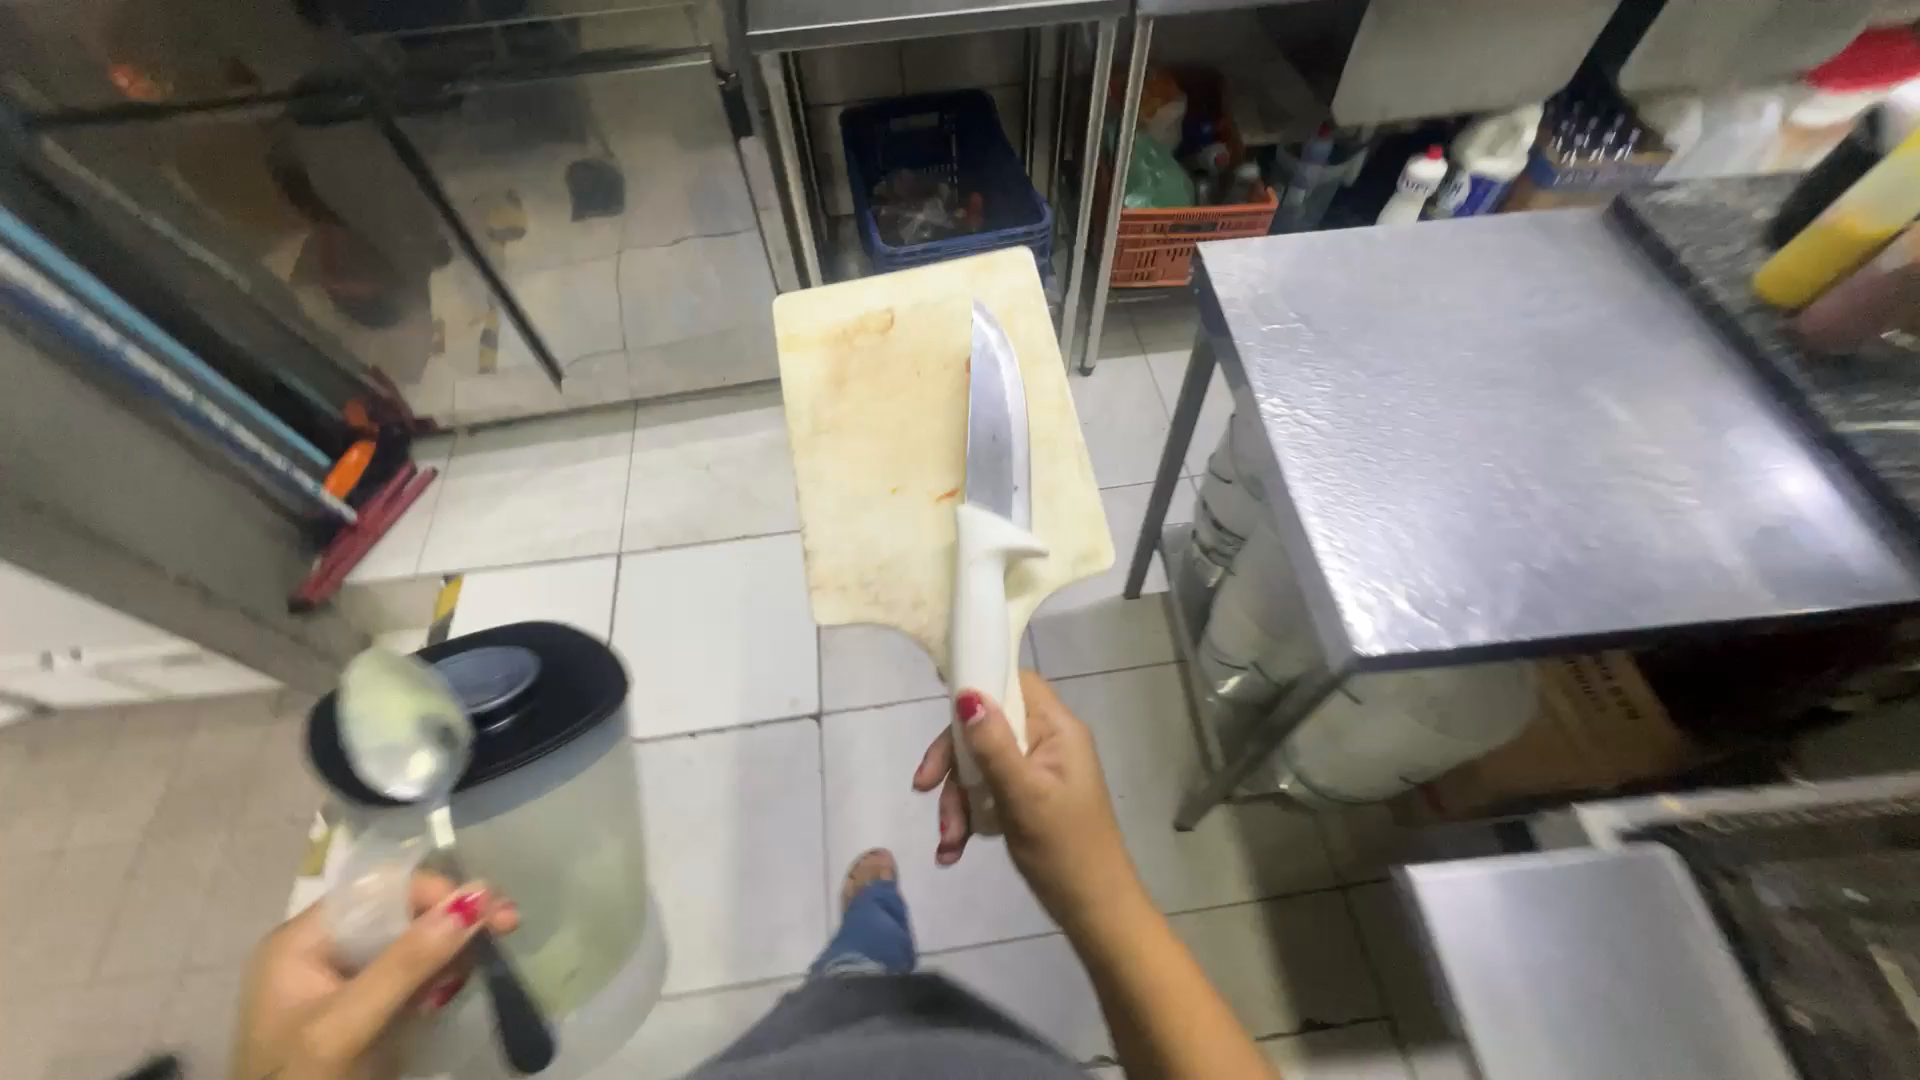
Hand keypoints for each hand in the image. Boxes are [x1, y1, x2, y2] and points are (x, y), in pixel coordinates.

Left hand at [234, 874, 517, 1079]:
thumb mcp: (347, 1026)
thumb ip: (408, 961)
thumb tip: (479, 894)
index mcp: (302, 940)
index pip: (381, 888)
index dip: (435, 890)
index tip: (484, 908)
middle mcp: (326, 947)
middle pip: (406, 908)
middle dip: (456, 916)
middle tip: (508, 923)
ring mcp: (349, 977)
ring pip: (420, 935)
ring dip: (458, 943)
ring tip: (482, 963)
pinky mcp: (372, 1003)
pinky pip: (421, 966)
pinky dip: (448, 969)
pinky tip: (458, 985)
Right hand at [913, 671, 1144, 932]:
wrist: (1094, 912)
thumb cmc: (1066, 850)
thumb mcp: (1025, 796)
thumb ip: (994, 745)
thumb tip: (966, 693)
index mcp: (1057, 729)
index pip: (1013, 682)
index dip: (978, 687)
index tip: (943, 713)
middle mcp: (1047, 741)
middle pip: (987, 727)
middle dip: (953, 763)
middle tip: (924, 790)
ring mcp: (1036, 770)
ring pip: (980, 763)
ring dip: (956, 799)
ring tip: (949, 840)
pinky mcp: (1026, 797)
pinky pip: (986, 790)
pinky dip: (967, 815)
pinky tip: (954, 848)